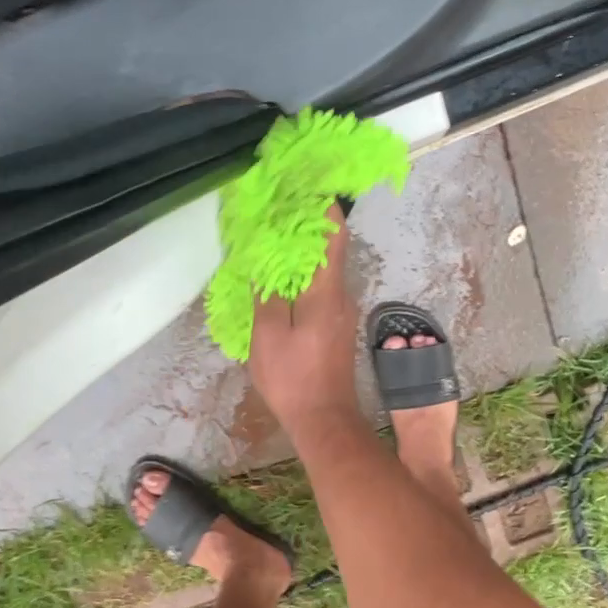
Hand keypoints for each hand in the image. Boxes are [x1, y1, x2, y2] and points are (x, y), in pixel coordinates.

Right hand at [247, 204, 361, 438]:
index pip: (333, 236)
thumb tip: (264, 264)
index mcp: (327, 292)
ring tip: (270, 240)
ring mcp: (342, 313)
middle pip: (328, 250)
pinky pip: (321, 290)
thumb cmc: (294, 379)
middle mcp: (342, 296)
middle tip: (275, 210)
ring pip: (323, 271)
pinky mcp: (337, 328)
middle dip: (305, 227)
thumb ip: (266, 296)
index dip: (323, 207)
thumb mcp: (267, 336)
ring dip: (301, 254)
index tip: (305, 187)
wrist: (325, 420)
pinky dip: (302, 277)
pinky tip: (279, 280)